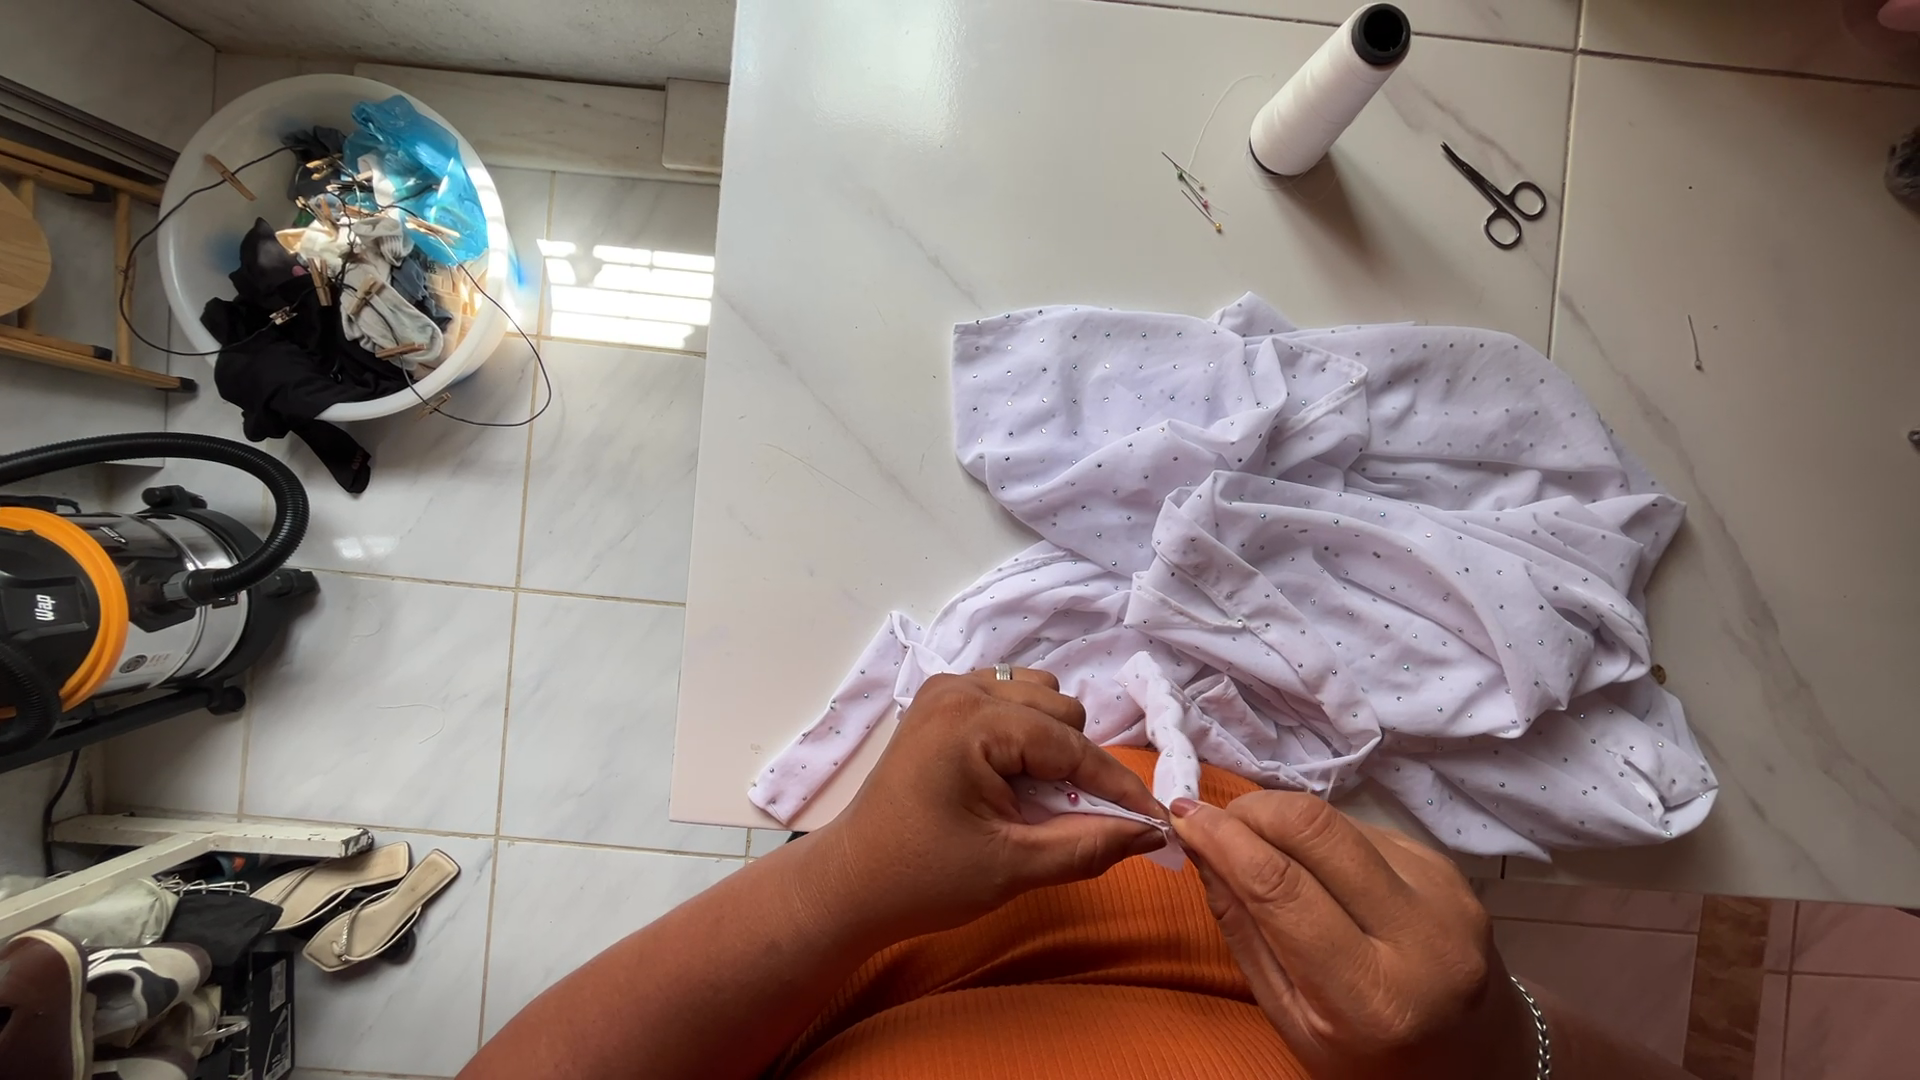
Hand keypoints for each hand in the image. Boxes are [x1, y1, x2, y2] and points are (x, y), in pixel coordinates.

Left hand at [817, 667, 1167, 938]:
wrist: (853, 880)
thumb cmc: (924, 878)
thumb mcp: (1013, 866)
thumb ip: (1088, 845)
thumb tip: (1150, 831)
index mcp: (971, 721)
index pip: (1068, 744)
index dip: (1117, 785)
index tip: (1156, 819)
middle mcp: (960, 688)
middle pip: (1059, 709)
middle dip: (1075, 766)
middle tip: (1061, 818)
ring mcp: (947, 687)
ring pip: (1039, 694)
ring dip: (1052, 742)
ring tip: (1032, 794)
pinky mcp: (941, 698)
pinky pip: (1009, 694)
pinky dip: (1026, 729)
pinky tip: (1010, 771)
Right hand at [1171, 793, 1535, 1079]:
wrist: (1484, 1061)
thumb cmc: (1370, 1058)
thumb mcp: (1290, 1017)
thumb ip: (1241, 929)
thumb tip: (1199, 845)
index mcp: (1373, 998)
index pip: (1280, 887)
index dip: (1222, 839)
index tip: (1182, 814)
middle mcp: (1421, 937)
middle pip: (1313, 829)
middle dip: (1248, 809)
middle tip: (1213, 819)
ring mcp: (1444, 894)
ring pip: (1333, 818)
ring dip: (1278, 817)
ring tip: (1256, 842)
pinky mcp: (1447, 866)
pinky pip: (1358, 825)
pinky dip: (1315, 832)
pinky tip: (1312, 863)